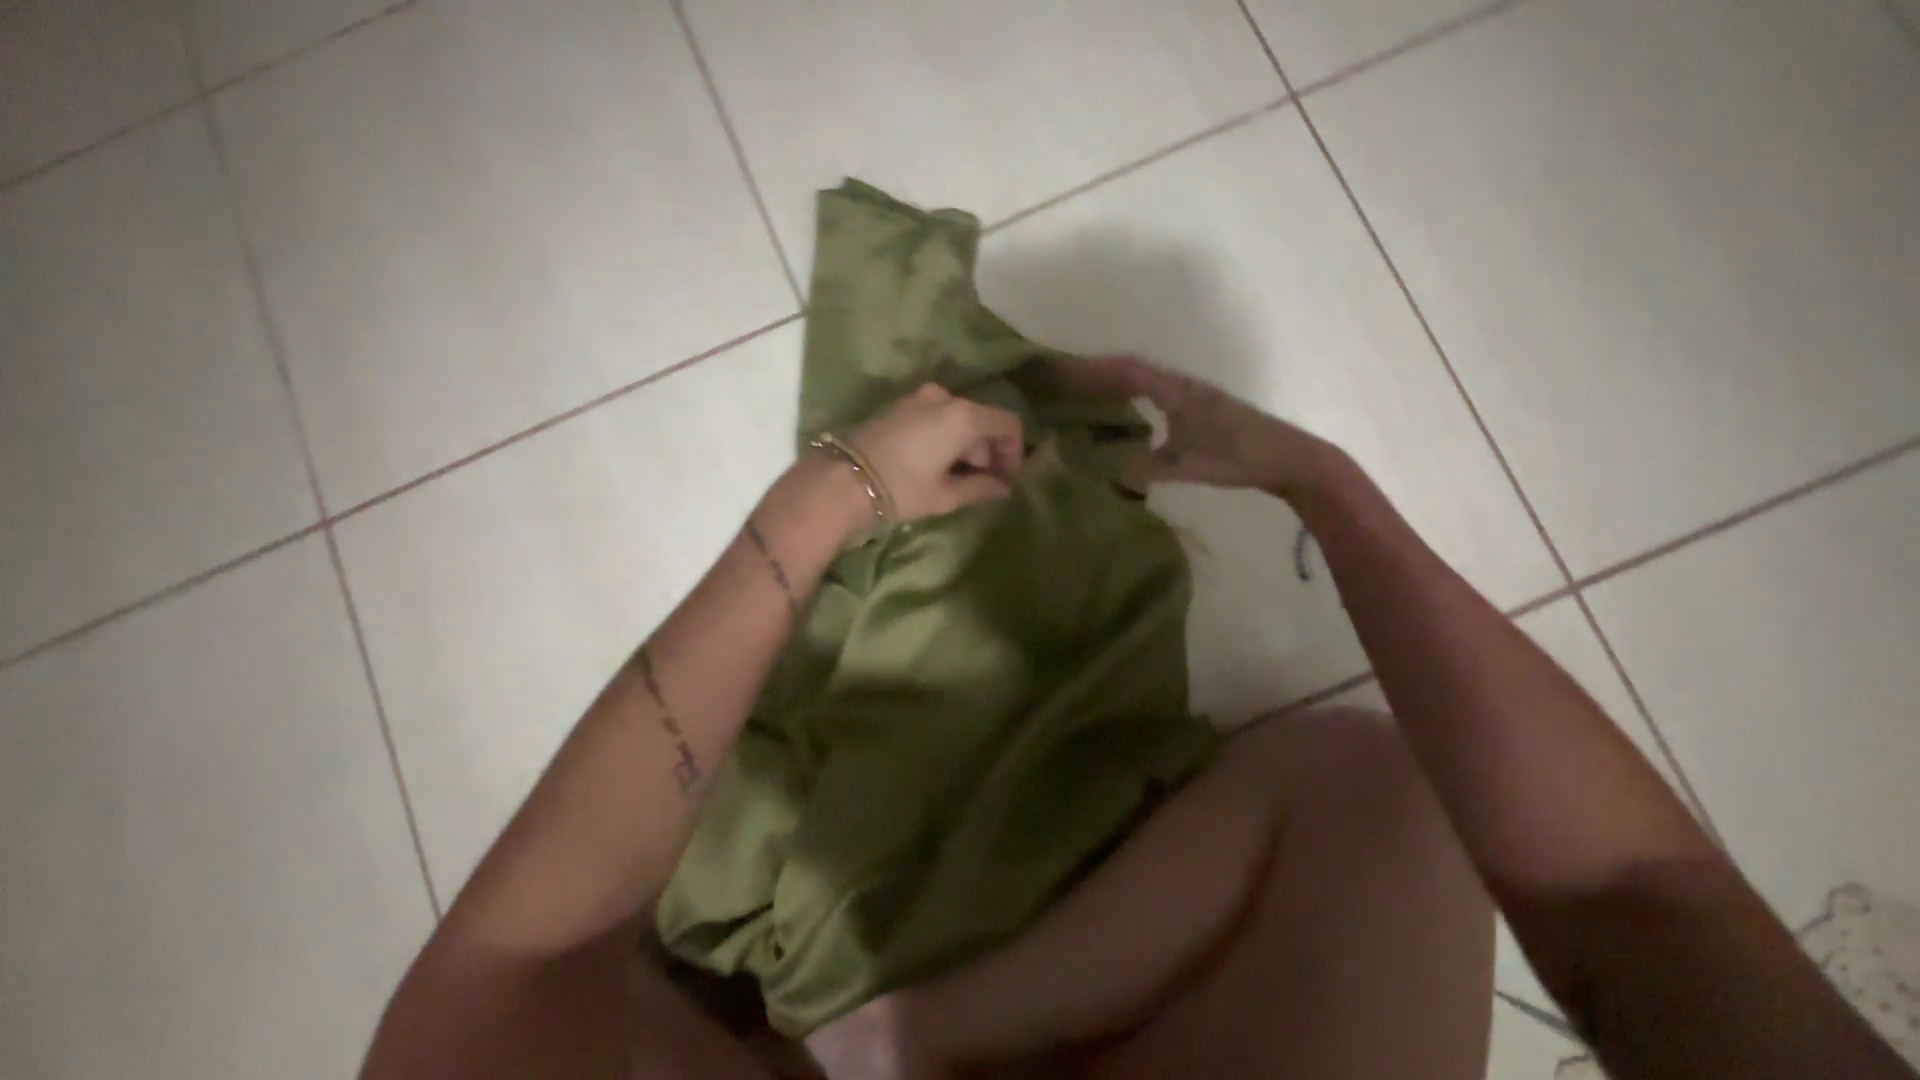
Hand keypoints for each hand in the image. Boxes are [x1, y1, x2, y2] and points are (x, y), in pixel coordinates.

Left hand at [845, 383, 1024, 522]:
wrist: (839, 481)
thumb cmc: (900, 489)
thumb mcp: (944, 496)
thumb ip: (981, 488)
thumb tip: (1003, 488)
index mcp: (963, 416)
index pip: (1007, 423)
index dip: (1015, 451)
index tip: (1007, 478)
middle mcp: (944, 398)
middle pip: (982, 419)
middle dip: (989, 450)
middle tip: (985, 483)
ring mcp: (917, 398)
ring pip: (957, 417)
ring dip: (966, 444)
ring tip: (958, 478)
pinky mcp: (897, 406)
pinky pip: (935, 417)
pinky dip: (945, 436)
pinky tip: (935, 465)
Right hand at [1053, 356, 1335, 497]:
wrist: (1289, 459)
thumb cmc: (1242, 458)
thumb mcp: (1192, 466)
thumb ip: (1150, 468)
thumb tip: (1106, 470)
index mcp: (1178, 391)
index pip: (1127, 371)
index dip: (1091, 369)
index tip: (1059, 369)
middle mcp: (1181, 385)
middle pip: (1129, 369)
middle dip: (1092, 371)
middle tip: (1056, 376)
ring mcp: (1189, 394)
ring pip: (1140, 379)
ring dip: (1109, 379)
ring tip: (1076, 388)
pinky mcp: (1196, 407)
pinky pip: (1151, 392)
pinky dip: (1127, 393)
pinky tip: (1116, 410)